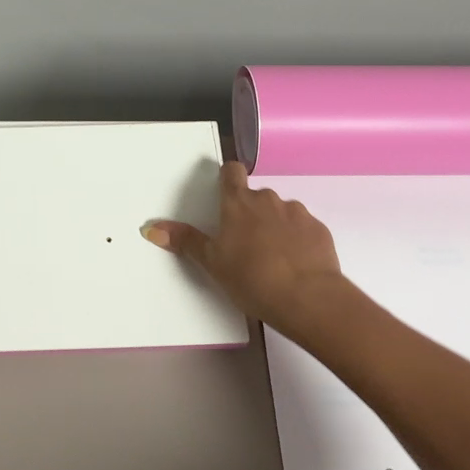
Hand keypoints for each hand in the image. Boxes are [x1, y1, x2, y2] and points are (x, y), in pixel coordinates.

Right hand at [141, 161, 350, 335]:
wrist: (307, 298)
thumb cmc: (251, 278)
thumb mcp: (211, 263)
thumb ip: (185, 241)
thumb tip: (150, 227)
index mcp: (238, 203)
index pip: (232, 172)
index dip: (228, 178)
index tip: (225, 193)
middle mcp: (268, 199)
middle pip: (256, 197)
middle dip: (251, 214)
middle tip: (245, 244)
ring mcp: (297, 213)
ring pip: (281, 213)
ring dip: (275, 227)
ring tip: (272, 259)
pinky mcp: (320, 230)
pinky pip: (304, 230)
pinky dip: (298, 242)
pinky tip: (295, 266)